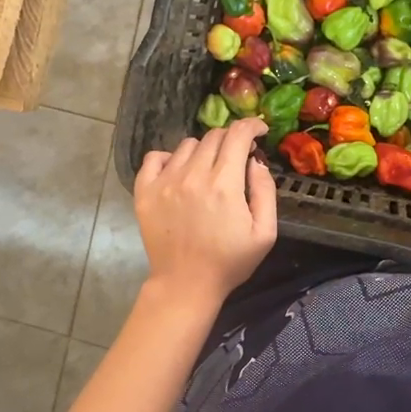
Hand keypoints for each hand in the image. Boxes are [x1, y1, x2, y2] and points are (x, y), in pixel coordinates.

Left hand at [134, 119, 277, 309]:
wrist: (185, 284)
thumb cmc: (230, 261)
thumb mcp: (265, 233)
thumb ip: (265, 191)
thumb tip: (256, 161)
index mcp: (224, 184)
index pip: (238, 134)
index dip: (252, 126)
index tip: (259, 131)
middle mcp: (193, 175)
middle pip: (214, 136)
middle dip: (231, 140)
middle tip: (237, 158)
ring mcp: (165, 181)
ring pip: (188, 145)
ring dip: (204, 150)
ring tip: (208, 170)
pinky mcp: (145, 191)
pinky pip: (155, 157)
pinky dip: (170, 158)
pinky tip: (179, 172)